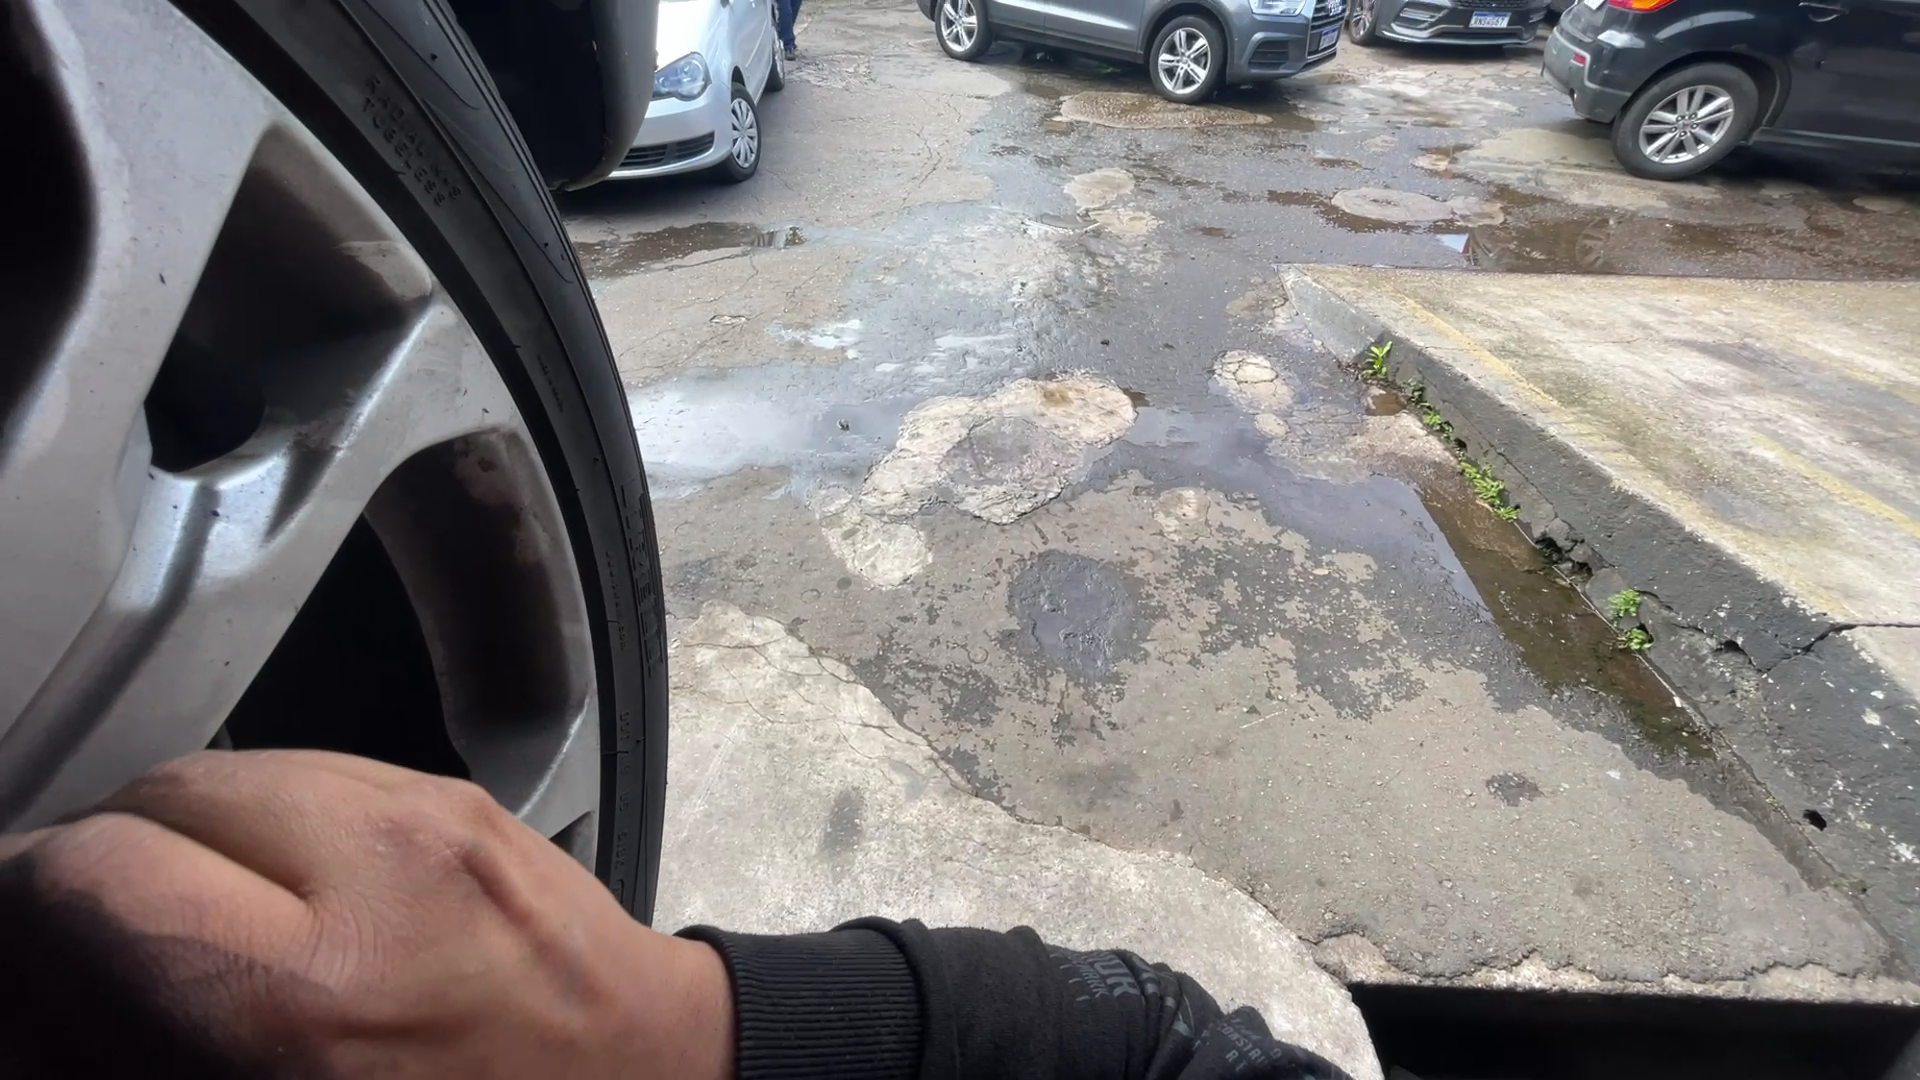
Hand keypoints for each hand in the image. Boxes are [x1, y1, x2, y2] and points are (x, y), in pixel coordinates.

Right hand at [0, 750, 732, 1078]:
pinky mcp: (471, 790)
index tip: (34, 944)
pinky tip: (294, 868)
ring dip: (203, 821)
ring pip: (255, 762)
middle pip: (171, 788)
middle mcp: (380, 864)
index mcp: (305, 986)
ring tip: (211, 896)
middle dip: (113, 849)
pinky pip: (335, 767)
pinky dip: (284, 808)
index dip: (30, 900)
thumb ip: (129, 1040)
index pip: (91, 868)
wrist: (617, 1050)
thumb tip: (45, 973)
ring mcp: (440, 808)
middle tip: (114, 924)